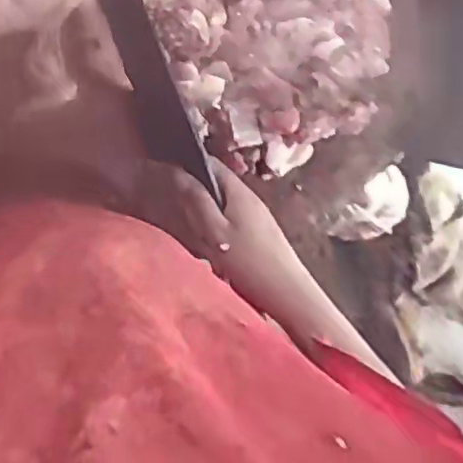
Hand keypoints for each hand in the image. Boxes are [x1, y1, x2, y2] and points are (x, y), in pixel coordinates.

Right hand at [135, 157, 293, 286]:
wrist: (292, 299)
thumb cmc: (250, 263)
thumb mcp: (216, 230)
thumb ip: (196, 200)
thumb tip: (178, 172)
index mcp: (238, 191)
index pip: (210, 163)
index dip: (188, 165)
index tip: (171, 178)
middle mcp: (251, 198)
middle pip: (216, 184)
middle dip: (198, 194)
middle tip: (184, 213)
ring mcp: (259, 216)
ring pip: (224, 203)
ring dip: (209, 214)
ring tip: (199, 234)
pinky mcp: (263, 234)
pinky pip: (234, 219)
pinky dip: (221, 227)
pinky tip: (218, 249)